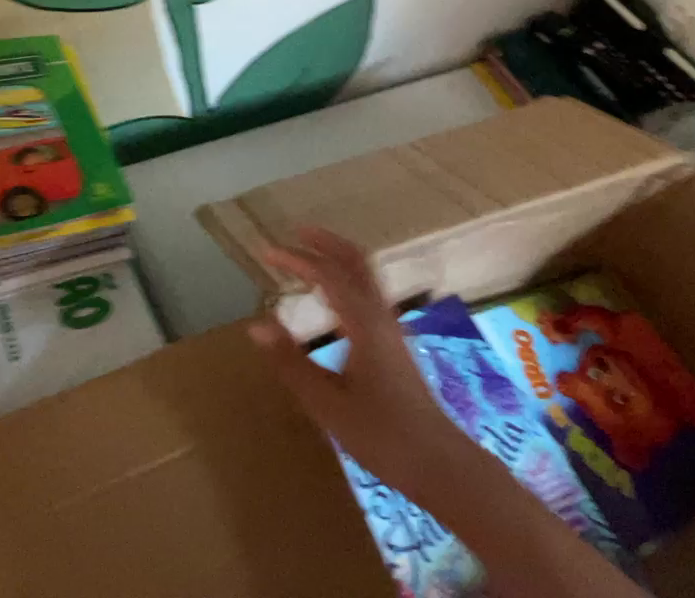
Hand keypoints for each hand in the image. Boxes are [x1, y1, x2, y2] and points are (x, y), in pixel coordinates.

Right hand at [247, 227, 470, 496]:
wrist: (438, 460)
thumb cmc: (381, 435)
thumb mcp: (326, 404)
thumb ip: (291, 362)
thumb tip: (256, 325)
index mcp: (364, 323)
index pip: (327, 274)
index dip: (296, 259)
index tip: (266, 252)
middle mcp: (381, 316)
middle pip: (357, 261)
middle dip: (326, 242)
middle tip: (296, 233)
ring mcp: (393, 328)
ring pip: (367, 275)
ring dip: (338, 258)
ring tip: (310, 257)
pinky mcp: (396, 343)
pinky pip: (370, 292)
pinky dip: (348, 278)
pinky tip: (333, 298)